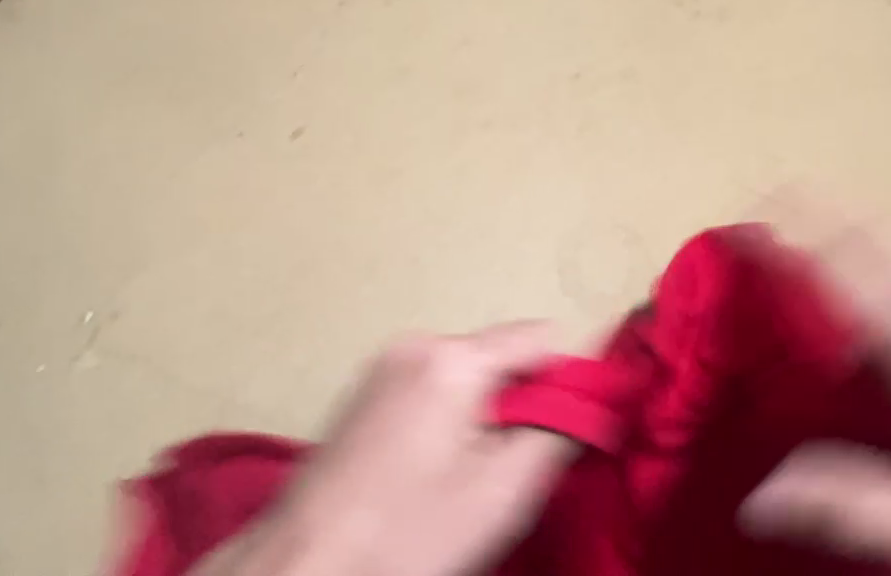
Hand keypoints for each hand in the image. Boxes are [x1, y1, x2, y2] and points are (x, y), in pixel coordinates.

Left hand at [201, 322, 577, 575]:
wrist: (301, 567)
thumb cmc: (407, 535)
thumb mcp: (501, 492)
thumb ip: (557, 433)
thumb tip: (589, 399)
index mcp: (452, 358)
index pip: (539, 338)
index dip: (565, 380)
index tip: (567, 432)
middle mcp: (416, 344)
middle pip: (499, 358)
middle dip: (517, 406)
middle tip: (502, 474)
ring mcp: (383, 365)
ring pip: (465, 376)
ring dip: (480, 417)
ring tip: (458, 482)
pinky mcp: (362, 390)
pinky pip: (429, 388)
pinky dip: (445, 420)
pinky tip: (424, 475)